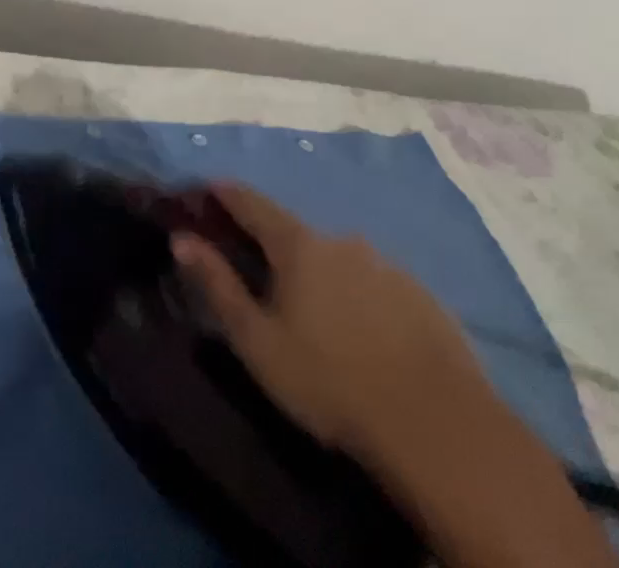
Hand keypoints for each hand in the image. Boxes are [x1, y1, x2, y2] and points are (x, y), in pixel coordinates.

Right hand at [171, 185, 496, 463]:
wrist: (437, 427)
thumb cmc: (325, 380)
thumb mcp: (254, 338)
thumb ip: (216, 282)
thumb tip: (181, 238)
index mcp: (299, 246)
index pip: (252, 203)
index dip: (224, 194)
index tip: (204, 191)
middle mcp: (346, 243)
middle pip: (296, 233)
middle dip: (271, 245)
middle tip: (254, 271)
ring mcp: (391, 268)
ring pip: (339, 261)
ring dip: (317, 273)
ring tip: (309, 310)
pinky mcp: (426, 299)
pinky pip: (375, 285)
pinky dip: (355, 295)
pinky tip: (356, 330)